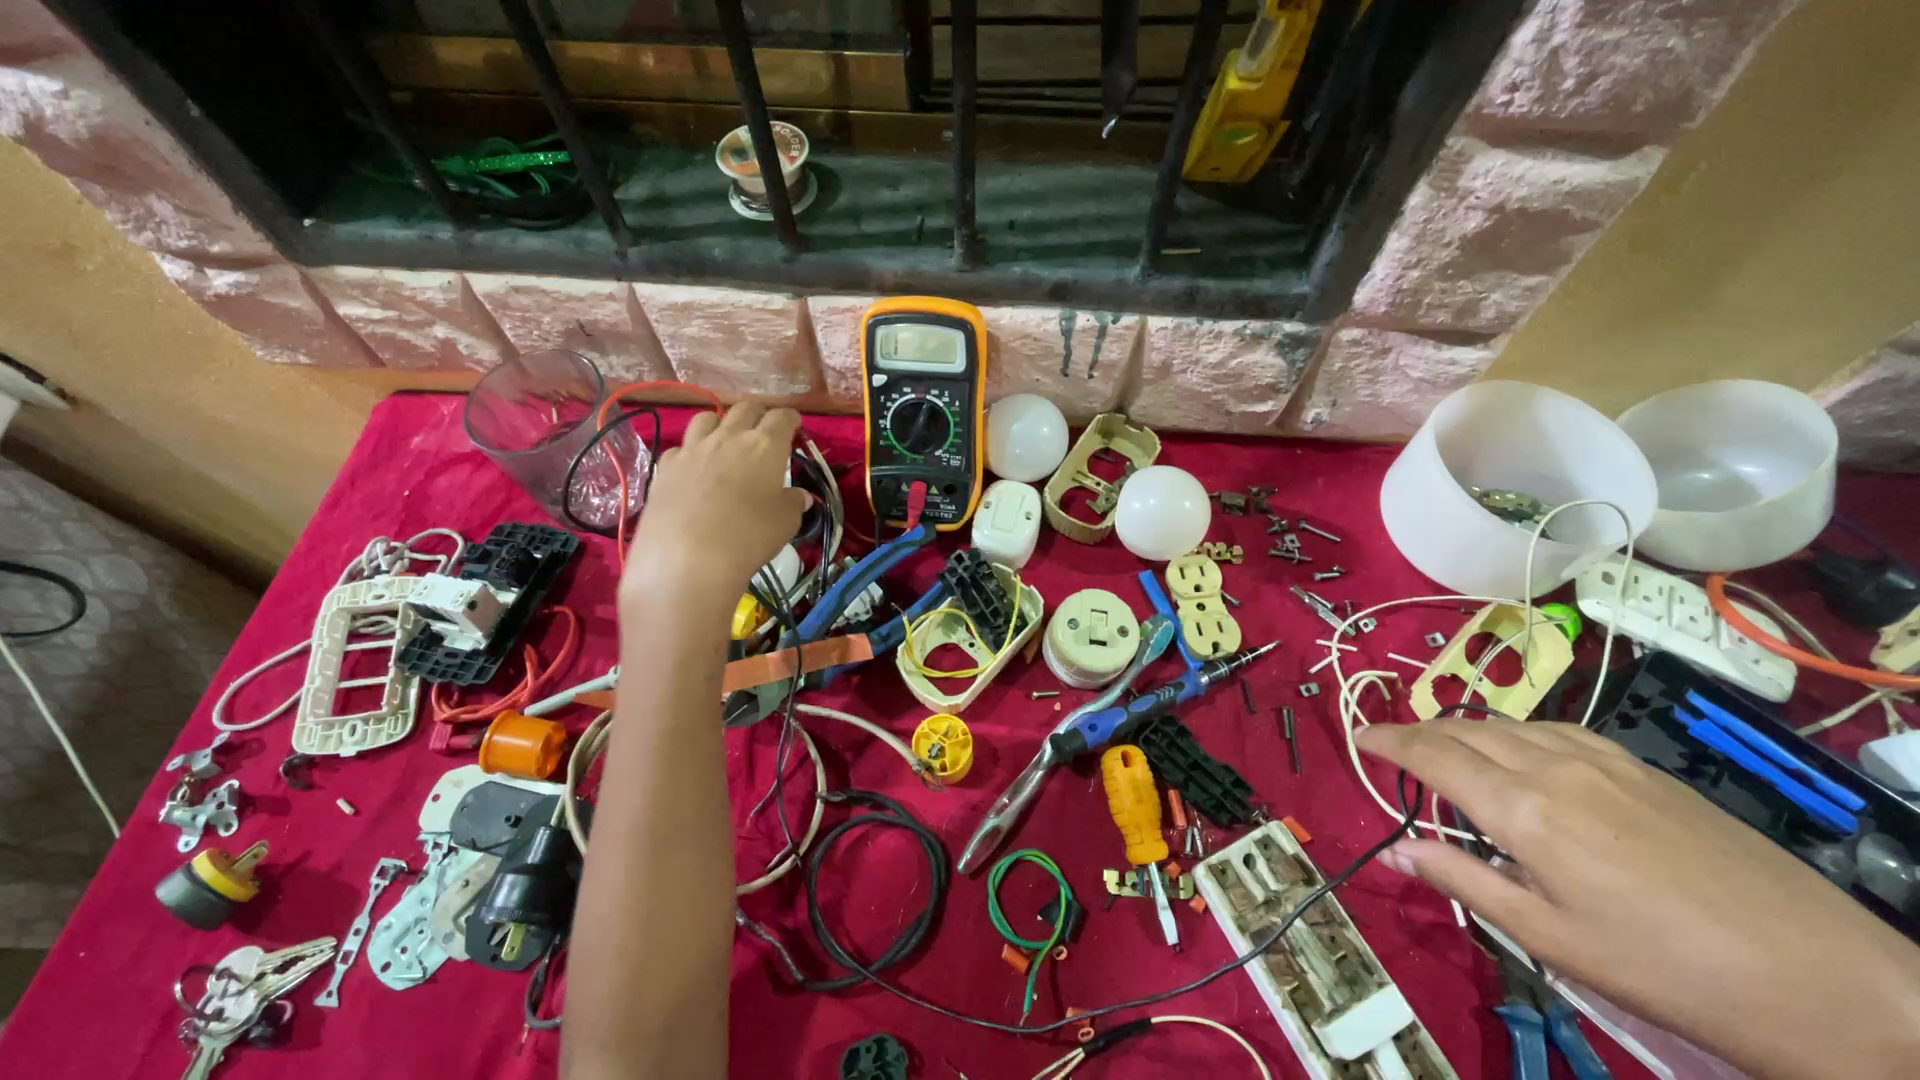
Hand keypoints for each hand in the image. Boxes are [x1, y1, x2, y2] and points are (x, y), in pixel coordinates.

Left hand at [621, 401, 807, 604]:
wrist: (687, 558)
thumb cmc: (749, 537)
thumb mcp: (785, 523)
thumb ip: (793, 503)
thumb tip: (799, 496)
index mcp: (764, 446)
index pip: (782, 417)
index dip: (791, 419)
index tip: (795, 427)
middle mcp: (728, 437)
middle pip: (745, 408)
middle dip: (759, 413)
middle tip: (764, 429)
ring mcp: (693, 449)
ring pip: (707, 417)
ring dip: (720, 423)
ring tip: (725, 440)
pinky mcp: (666, 466)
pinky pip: (680, 447)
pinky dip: (690, 452)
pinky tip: (693, 469)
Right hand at [1358, 718, 1919, 1079]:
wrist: (1822, 977)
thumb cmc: (1665, 970)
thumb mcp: (1550, 940)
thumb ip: (1465, 883)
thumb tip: (1395, 850)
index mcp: (1523, 811)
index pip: (1435, 755)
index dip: (1389, 740)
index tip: (1358, 735)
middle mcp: (1557, 768)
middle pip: (1469, 729)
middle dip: (1422, 731)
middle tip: (1393, 746)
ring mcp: (1607, 763)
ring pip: (1513, 724)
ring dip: (1467, 728)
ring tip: (1448, 748)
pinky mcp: (1646, 771)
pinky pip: (1559, 732)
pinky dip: (1518, 733)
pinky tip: (1523, 754)